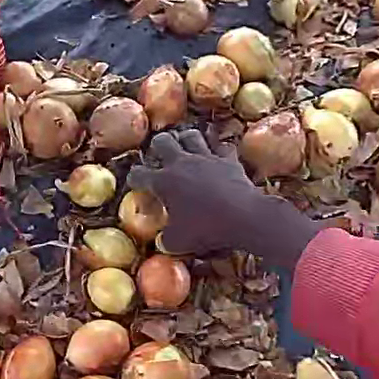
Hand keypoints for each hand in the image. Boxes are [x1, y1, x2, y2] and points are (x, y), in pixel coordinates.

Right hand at [134, 130, 320, 268]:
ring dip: (186, 139)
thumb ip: (166, 239)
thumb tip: (162, 240)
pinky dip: (219, 151)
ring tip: (186, 146)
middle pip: (163, 141)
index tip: (135, 182)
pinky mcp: (229, 160)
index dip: (134, 177)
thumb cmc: (206, 229)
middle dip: (158, 145)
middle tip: (159, 153)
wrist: (243, 217)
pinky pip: (222, 147)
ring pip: (191, 136)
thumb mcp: (178, 242)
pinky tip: (219, 156)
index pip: (139, 174)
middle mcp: (181, 164)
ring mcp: (206, 158)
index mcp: (163, 182)